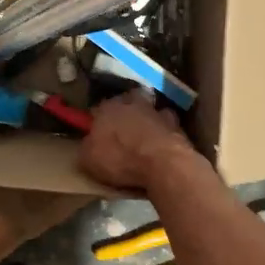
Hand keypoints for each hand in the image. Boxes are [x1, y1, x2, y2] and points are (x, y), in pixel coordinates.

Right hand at [77, 90, 197, 190]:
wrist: (163, 163)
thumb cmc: (120, 159)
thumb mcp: (89, 160)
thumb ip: (87, 147)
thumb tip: (89, 144)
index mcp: (107, 108)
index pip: (98, 108)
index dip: (98, 119)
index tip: (97, 130)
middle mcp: (132, 103)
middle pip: (128, 100)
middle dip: (126, 109)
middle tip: (124, 125)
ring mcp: (157, 112)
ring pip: (151, 109)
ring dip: (148, 118)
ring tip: (146, 134)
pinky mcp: (177, 125)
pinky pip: (168, 125)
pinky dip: (165, 132)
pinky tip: (162, 143)